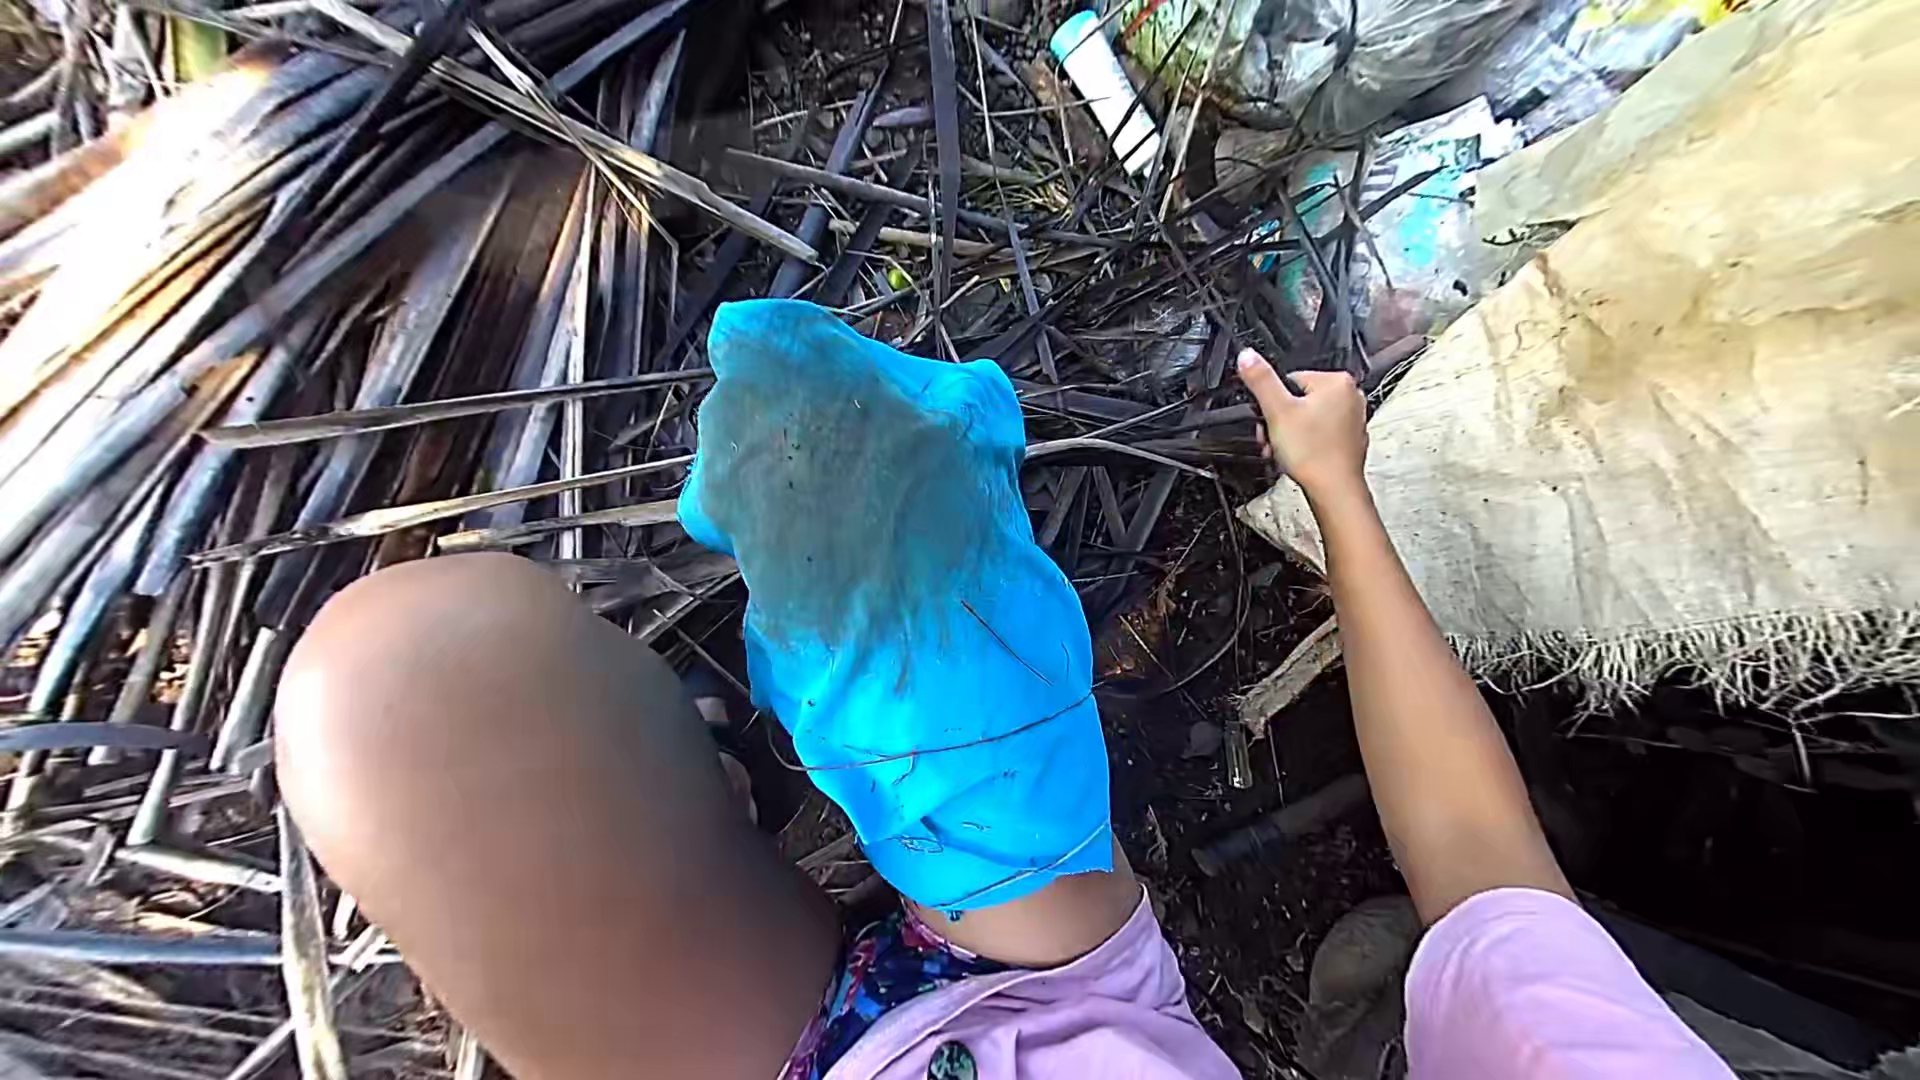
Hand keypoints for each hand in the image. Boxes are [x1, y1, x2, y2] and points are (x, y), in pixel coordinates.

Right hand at [1236, 349, 1367, 497]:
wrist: (1333, 487)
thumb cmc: (1312, 453)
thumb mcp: (1277, 411)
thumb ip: (1261, 380)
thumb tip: (1247, 355)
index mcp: (1336, 381)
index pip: (1288, 381)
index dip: (1271, 403)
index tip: (1269, 422)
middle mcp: (1349, 395)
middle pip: (1297, 399)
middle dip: (1279, 421)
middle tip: (1274, 439)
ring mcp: (1352, 417)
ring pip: (1306, 418)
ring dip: (1288, 434)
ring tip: (1285, 450)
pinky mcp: (1348, 437)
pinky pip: (1318, 433)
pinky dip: (1305, 443)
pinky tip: (1300, 456)